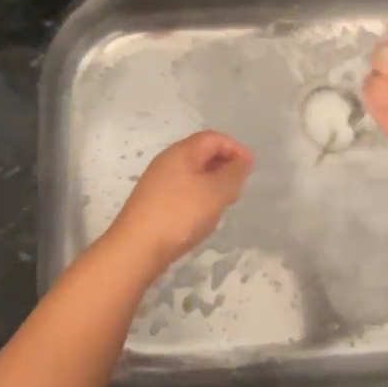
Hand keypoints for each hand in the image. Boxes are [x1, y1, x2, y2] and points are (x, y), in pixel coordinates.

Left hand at [101, 131, 253, 272]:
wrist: (136, 248)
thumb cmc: (180, 214)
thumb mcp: (216, 192)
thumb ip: (233, 174)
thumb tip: (242, 161)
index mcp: (182, 151)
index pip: (214, 138)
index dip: (235, 148)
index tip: (251, 167)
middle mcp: (167, 160)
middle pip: (202, 153)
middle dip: (224, 165)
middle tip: (239, 185)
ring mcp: (157, 181)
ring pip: (192, 173)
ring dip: (212, 182)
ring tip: (224, 203)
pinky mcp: (153, 200)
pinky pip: (183, 189)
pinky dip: (199, 195)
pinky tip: (202, 216)